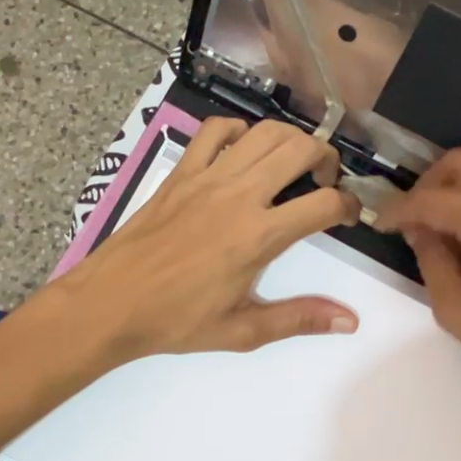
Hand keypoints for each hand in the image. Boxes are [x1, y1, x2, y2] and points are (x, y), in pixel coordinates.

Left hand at [43, 117, 361, 363]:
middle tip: (324, 183)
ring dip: (290, 140)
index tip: (349, 216)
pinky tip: (243, 152)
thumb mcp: (242, 330)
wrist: (111, 302)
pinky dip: (239, 130)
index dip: (349, 206)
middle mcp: (238, 195)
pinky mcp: (181, 173)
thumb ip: (299, 319)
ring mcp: (207, 178)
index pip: (323, 203)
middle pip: (300, 149)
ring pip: (264, 132)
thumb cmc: (176, 321)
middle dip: (326, 159)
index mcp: (258, 236)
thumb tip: (348, 321)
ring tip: (292, 164)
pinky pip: (216, 131)